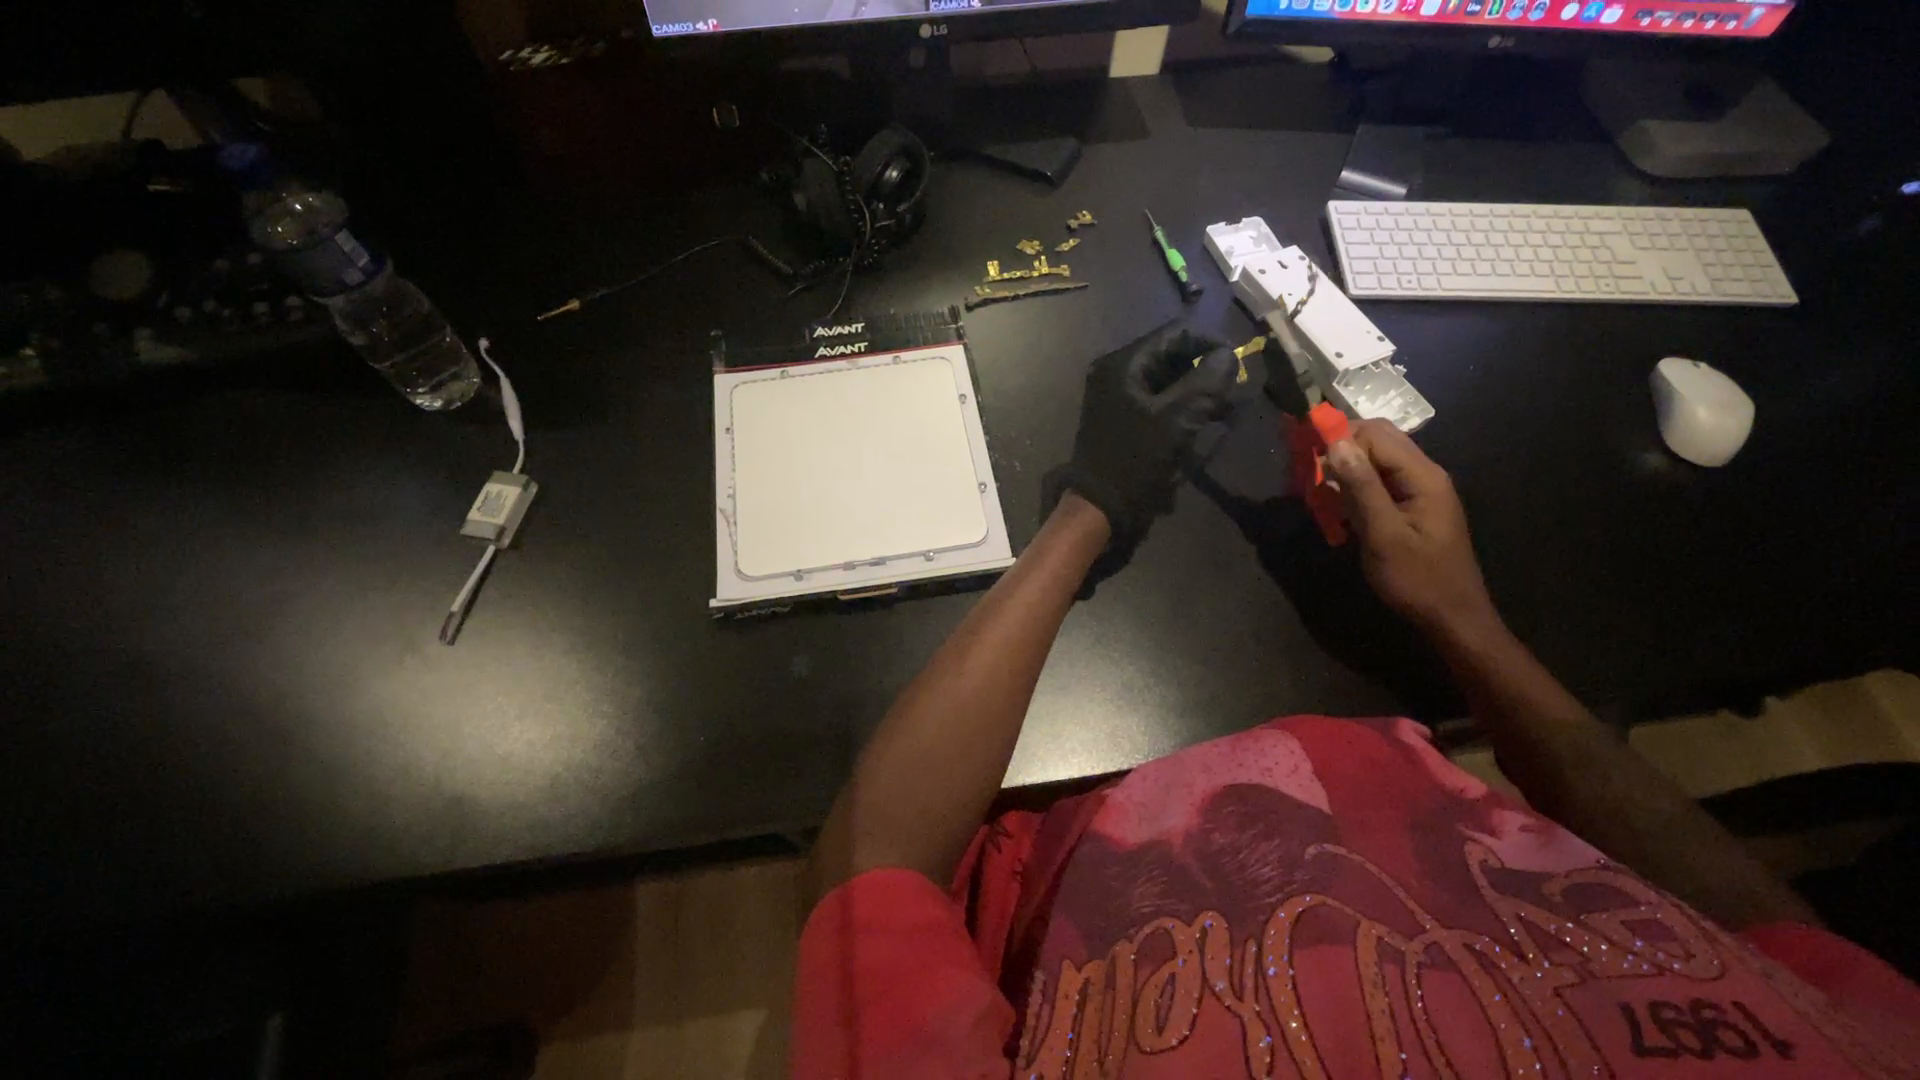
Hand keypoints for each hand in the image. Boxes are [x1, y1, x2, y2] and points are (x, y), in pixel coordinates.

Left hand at [1047, 323, 1239, 545]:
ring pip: (1168, 380)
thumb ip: (1206, 382)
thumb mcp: (1177, 420)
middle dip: (1206, 370)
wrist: (1100, 508)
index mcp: (1123, 364)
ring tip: (1226, 410)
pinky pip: (1160, 402)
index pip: (1176, 333)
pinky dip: (1184, 408)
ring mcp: (1118, 397)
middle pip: (1172, 356)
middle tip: (1234, 391)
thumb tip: (1229, 355)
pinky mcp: (1124, 420)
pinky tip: (1207, 422)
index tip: (1240, 363)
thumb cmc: (1135, 461)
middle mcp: (1117, 373)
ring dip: (1198, 391)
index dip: (1211, 342)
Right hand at [1325, 419, 1500, 640]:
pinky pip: (1378, 484)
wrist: (1452, 617)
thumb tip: (1336, 444)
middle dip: (1340, 449)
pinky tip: (1336, 508)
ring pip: (1375, 462)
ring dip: (1344, 470)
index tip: (1304, 453)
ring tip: (1316, 492)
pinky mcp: (1410, 507)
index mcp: (1423, 476)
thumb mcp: (1384, 535)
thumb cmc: (1418, 579)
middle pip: (1377, 441)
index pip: (1376, 434)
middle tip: (1307, 471)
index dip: (1339, 437)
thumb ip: (1362, 487)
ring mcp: (1418, 491)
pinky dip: (1354, 489)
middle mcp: (1424, 474)